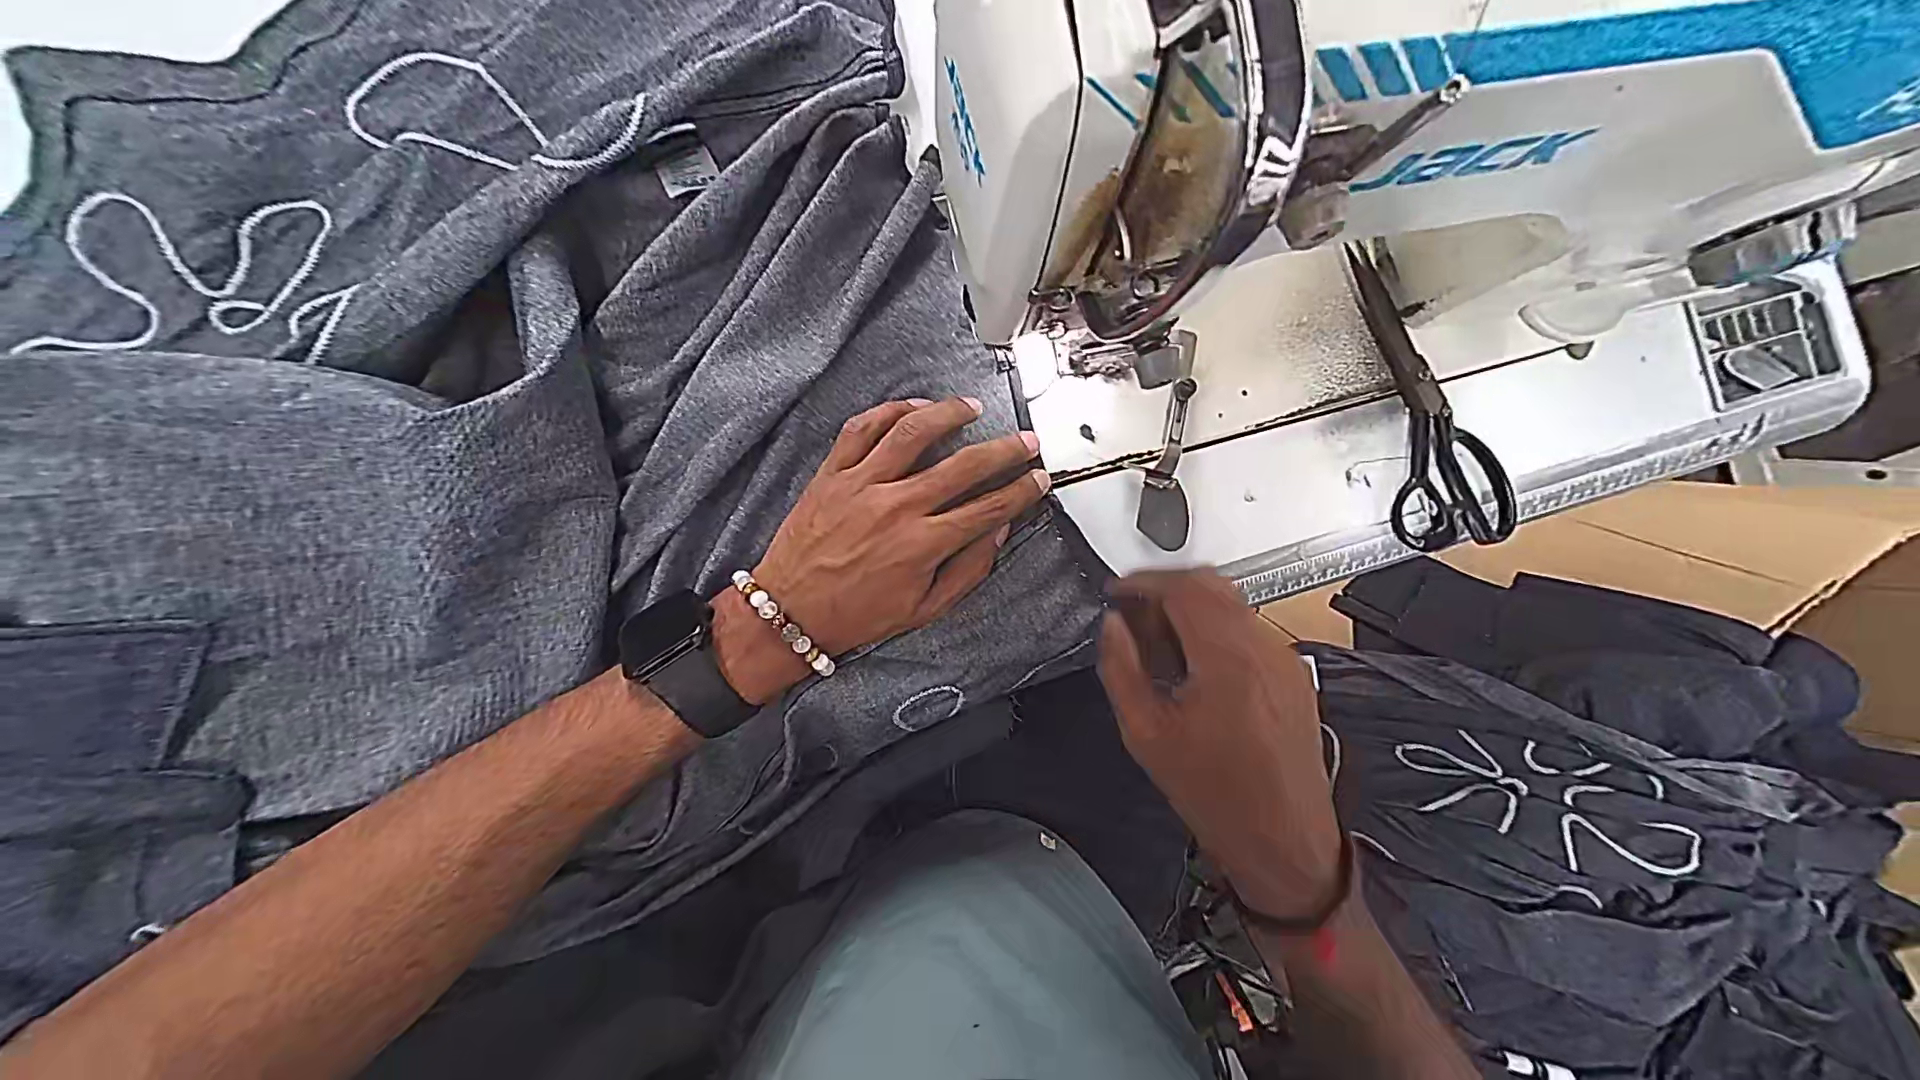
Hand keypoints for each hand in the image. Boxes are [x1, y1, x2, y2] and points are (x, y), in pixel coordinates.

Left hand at [711, 397, 1049, 702]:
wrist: (791, 611)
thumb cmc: (854, 613)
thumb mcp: (923, 608)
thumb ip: (967, 571)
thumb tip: (997, 533)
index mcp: (922, 544)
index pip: (988, 507)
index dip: (1021, 491)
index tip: (1037, 479)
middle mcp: (895, 507)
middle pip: (964, 465)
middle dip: (1005, 449)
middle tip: (1024, 441)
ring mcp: (861, 485)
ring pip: (913, 433)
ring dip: (949, 414)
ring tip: (971, 407)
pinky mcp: (832, 474)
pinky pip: (861, 429)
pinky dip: (889, 411)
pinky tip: (912, 408)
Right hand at [1098, 570, 1341, 915]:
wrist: (1283, 839)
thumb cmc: (1217, 796)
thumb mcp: (1145, 733)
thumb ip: (1121, 668)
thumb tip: (1113, 626)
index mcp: (1227, 661)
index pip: (1184, 588)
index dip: (1143, 581)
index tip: (1119, 590)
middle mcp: (1264, 650)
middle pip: (1211, 583)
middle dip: (1166, 587)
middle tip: (1135, 611)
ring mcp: (1284, 660)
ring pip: (1232, 602)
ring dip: (1191, 607)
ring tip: (1160, 643)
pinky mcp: (1293, 674)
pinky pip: (1249, 628)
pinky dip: (1216, 627)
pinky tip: (1194, 662)